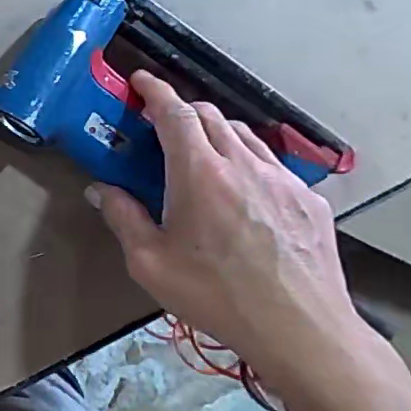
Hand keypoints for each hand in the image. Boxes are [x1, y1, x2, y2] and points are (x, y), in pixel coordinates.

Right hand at [91, 71, 382, 410]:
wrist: (300, 330)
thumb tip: (102, 190)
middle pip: (211, 115)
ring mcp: (282, 178)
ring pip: (245, 134)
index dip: (155, 90)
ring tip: (205, 155)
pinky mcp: (309, 198)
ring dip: (218, 132)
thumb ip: (124, 218)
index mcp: (199, 173)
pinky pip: (273, 164)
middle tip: (165, 128)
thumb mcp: (152, 264)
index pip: (175, 112)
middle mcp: (242, 163)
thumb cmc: (217, 297)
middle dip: (184, 110)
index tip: (141, 80)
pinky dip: (250, 161)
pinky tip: (246, 192)